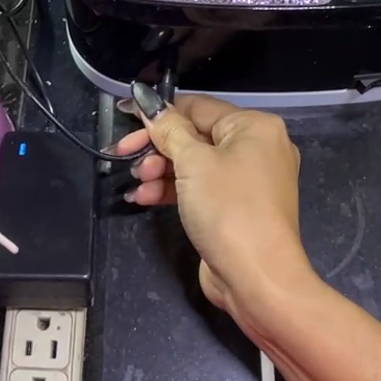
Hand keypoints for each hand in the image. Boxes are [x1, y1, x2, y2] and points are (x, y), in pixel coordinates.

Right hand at [115, 96, 321, 338]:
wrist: (257, 277)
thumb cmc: (228, 209)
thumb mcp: (193, 163)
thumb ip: (169, 130)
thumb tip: (149, 103)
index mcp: (254, 126)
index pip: (198, 106)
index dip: (159, 111)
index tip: (125, 116)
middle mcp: (256, 148)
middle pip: (195, 135)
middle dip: (157, 146)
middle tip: (123, 154)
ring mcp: (248, 180)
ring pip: (195, 164)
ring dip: (160, 170)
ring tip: (136, 183)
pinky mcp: (236, 207)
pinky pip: (200, 188)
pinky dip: (173, 190)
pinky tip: (143, 197)